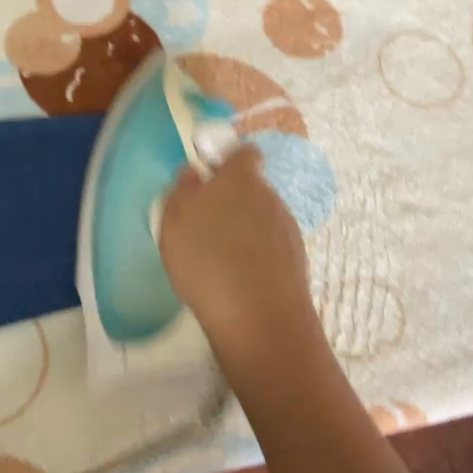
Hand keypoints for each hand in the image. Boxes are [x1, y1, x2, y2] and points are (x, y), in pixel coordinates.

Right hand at [159, 146, 316, 348]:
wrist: (258, 318)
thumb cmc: (206, 262)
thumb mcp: (173, 224)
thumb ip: (181, 192)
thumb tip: (193, 173)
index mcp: (239, 180)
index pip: (244, 154)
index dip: (229, 162)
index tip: (209, 179)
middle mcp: (270, 197)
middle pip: (252, 188)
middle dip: (232, 201)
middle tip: (206, 225)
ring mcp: (288, 229)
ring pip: (262, 218)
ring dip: (245, 229)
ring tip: (221, 258)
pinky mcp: (298, 259)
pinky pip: (272, 246)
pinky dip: (258, 254)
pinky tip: (239, 278)